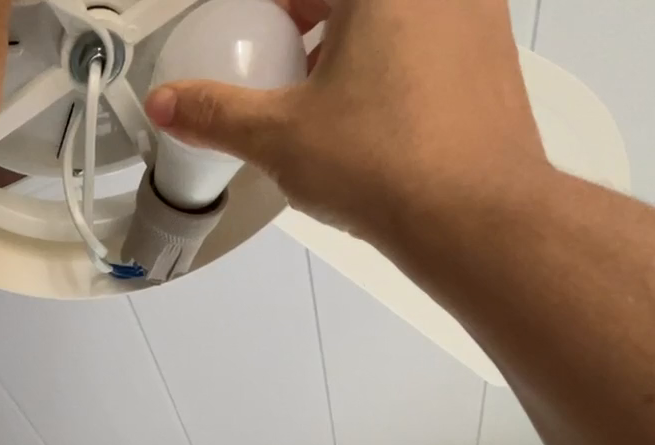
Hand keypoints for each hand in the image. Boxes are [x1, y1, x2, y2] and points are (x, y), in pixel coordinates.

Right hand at [144, 0, 549, 247]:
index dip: (274, 13)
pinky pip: (425, 31)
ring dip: (345, 34)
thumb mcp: (277, 137)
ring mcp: (475, 11)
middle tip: (272, 51)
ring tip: (311, 87)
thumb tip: (165, 102)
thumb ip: (215, 113)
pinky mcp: (490, 51)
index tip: (252, 33)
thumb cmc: (382, 162)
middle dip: (305, 16)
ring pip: (391, 9)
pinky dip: (384, 53)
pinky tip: (360, 109)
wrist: (472, 213)